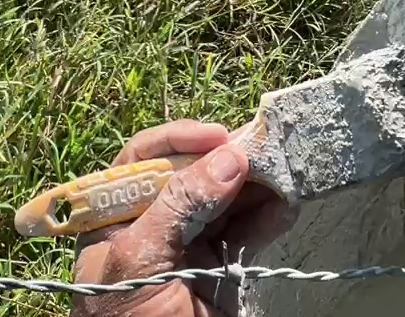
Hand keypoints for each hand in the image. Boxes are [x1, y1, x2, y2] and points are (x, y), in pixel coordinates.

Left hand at [70, 120, 290, 316]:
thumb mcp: (141, 261)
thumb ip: (179, 206)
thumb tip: (229, 158)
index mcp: (118, 216)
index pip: (144, 158)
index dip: (180, 139)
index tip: (218, 135)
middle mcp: (154, 222)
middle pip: (193, 172)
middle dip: (228, 159)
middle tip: (263, 148)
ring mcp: (189, 244)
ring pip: (226, 198)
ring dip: (256, 184)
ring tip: (283, 172)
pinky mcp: (220, 268)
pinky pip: (247, 230)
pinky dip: (269, 216)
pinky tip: (286, 206)